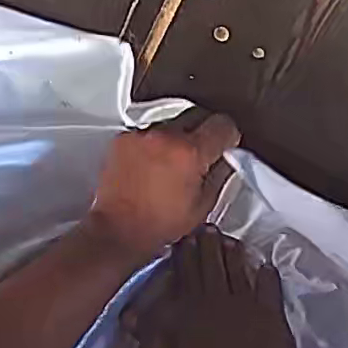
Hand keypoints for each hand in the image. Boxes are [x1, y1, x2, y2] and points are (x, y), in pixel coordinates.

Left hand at [84, 110, 240, 258]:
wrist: (118, 230)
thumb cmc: (155, 224)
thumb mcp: (202, 206)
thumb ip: (219, 175)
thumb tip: (226, 160)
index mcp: (190, 153)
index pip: (222, 125)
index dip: (228, 135)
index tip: (227, 142)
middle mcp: (165, 138)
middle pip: (196, 116)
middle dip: (203, 133)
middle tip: (200, 156)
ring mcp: (141, 137)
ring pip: (169, 124)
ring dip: (175, 138)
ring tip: (169, 166)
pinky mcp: (122, 140)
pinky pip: (145, 133)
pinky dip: (151, 144)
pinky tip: (150, 166)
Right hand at [124, 227, 305, 347]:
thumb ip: (151, 335)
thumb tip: (128, 314)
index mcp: (192, 308)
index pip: (186, 272)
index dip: (184, 252)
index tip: (183, 235)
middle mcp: (219, 297)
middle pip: (212, 265)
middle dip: (208, 244)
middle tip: (207, 227)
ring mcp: (249, 304)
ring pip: (238, 271)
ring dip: (233, 254)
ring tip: (230, 239)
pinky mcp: (272, 314)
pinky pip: (269, 289)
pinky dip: (267, 276)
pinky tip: (265, 267)